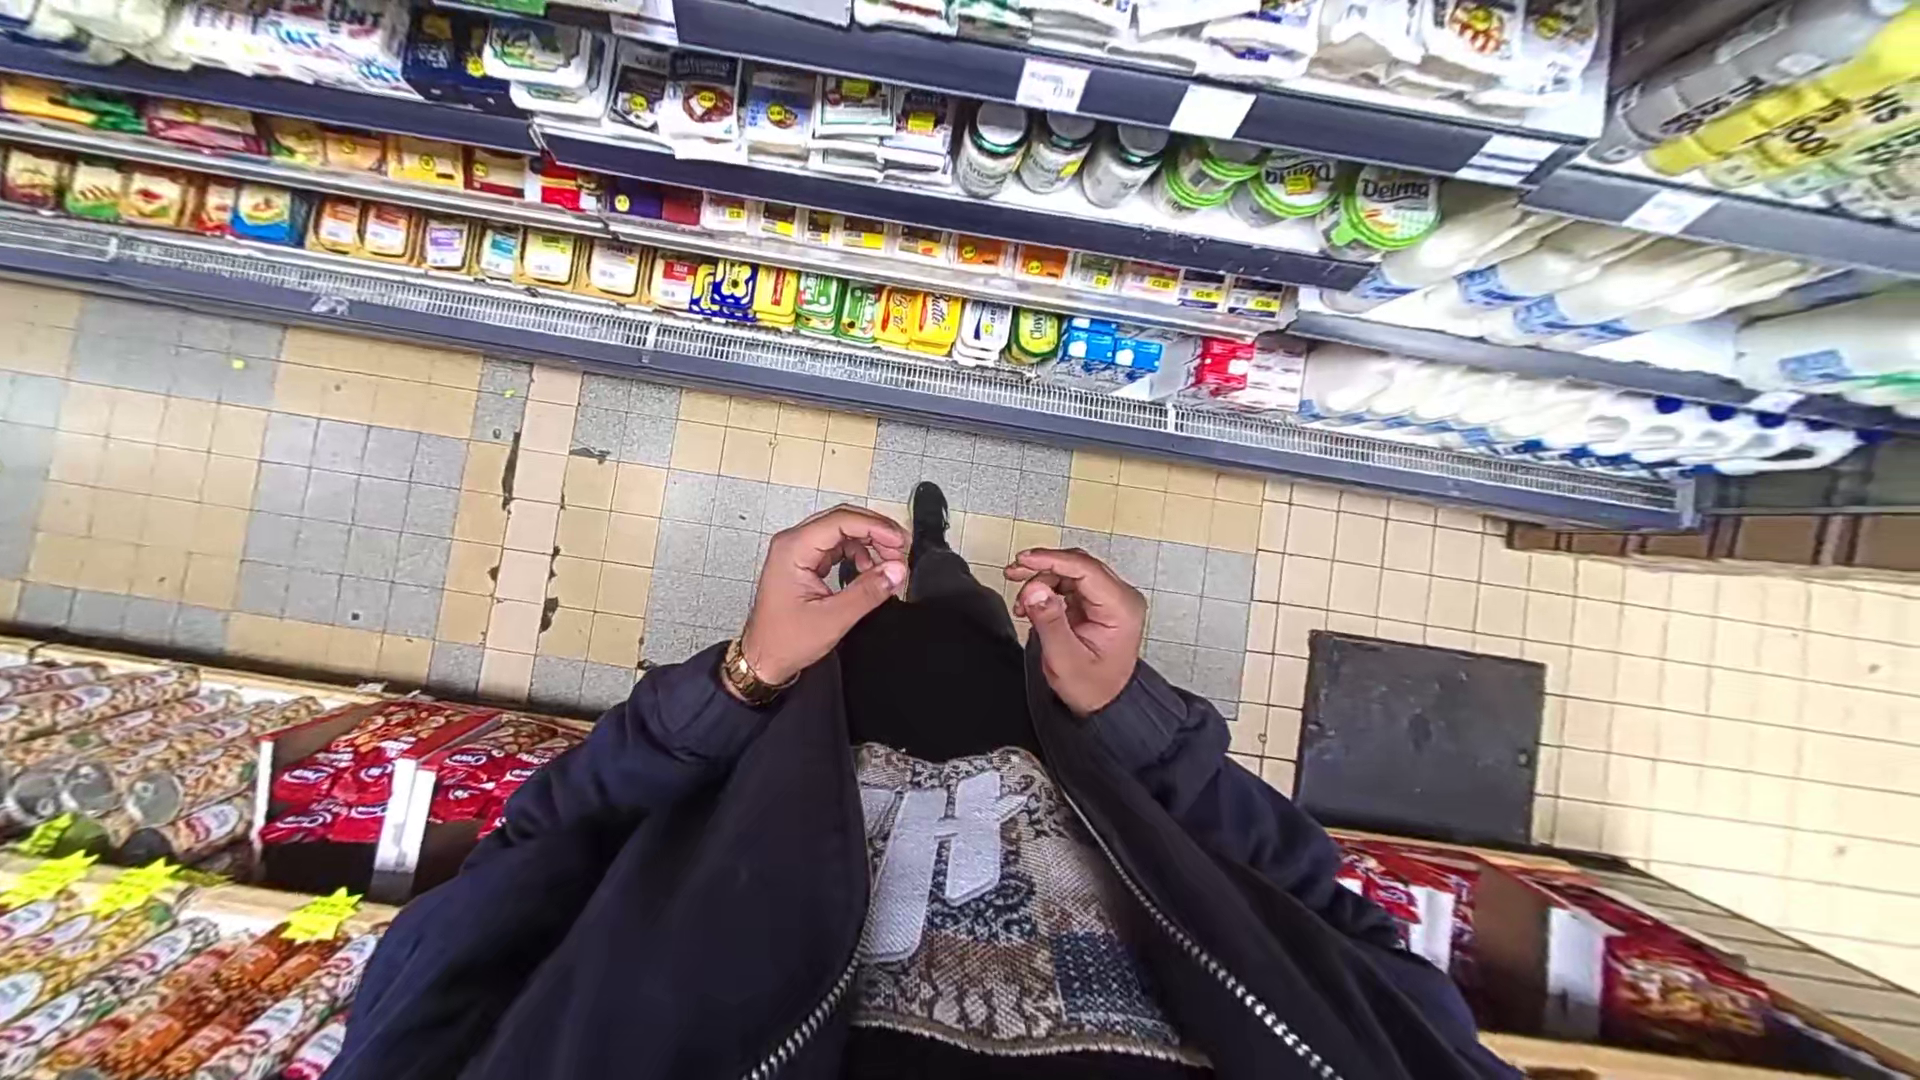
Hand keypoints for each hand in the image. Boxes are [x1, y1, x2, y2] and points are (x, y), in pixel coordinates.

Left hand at [738, 504, 906, 687]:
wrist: (763, 659)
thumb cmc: (784, 641)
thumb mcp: (833, 618)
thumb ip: (868, 591)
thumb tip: (896, 570)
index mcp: (793, 549)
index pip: (842, 520)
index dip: (876, 527)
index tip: (899, 541)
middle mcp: (794, 543)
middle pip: (844, 520)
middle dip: (876, 532)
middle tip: (900, 550)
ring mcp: (799, 551)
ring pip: (843, 531)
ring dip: (870, 543)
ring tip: (889, 563)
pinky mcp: (806, 561)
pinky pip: (838, 546)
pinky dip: (860, 553)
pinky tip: (870, 570)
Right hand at [1004, 548, 1145, 716]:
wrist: (1104, 704)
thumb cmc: (1092, 688)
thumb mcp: (1064, 659)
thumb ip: (1048, 621)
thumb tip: (1034, 589)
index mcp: (1121, 608)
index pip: (1085, 569)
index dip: (1051, 560)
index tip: (1024, 561)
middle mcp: (1120, 597)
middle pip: (1078, 564)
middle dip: (1042, 566)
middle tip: (1014, 573)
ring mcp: (1109, 598)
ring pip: (1071, 570)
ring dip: (1042, 578)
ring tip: (1021, 599)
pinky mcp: (1096, 601)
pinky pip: (1069, 581)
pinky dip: (1047, 586)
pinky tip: (1031, 601)